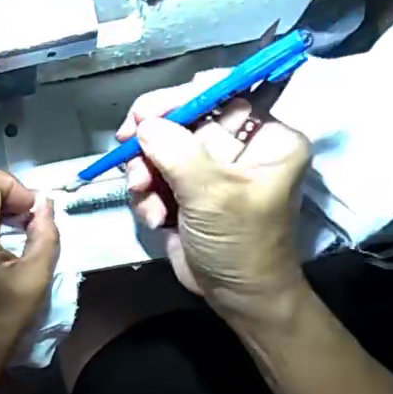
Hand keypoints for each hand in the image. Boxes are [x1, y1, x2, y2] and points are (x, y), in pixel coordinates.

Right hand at [120, 82, 311, 324]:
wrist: (236, 297)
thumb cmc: (241, 244)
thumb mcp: (213, 195)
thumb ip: (177, 153)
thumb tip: (145, 125)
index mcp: (266, 137)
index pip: (219, 96)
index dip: (179, 100)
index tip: (144, 113)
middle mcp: (239, 146)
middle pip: (183, 122)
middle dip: (153, 143)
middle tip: (126, 148)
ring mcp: (209, 170)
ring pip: (162, 150)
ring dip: (146, 174)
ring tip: (144, 196)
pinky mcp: (187, 191)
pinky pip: (155, 177)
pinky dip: (148, 196)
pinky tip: (155, 218)